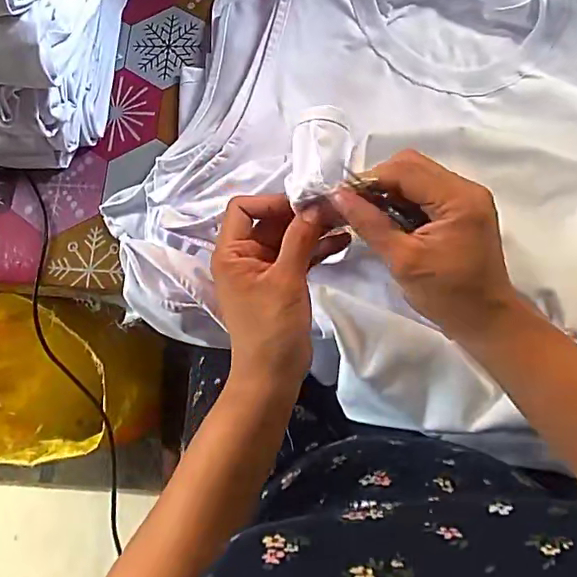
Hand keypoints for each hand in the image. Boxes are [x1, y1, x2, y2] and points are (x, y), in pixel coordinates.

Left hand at [210, 194, 347, 391]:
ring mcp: (262, 268)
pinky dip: (315, 248)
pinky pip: (297, 255)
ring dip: (312, 229)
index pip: (242, 207)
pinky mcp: (280, 281)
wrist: (272, 375)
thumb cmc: (271, 327)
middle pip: (269, 220)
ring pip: (287, 236)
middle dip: (300, 212)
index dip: (271, 201)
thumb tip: (314, 206)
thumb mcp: (286, 279)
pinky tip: (343, 242)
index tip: (304, 204)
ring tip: (345, 220)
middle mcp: (242, 255)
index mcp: (231, 251)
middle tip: (335, 207)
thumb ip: (299, 239)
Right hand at [328, 150, 522, 341]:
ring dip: (388, 189)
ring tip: (368, 213)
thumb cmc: (447, 295)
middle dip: (377, 181)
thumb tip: (338, 196)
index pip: (404, 170)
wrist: (485, 320)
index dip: (368, 180)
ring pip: (415, 174)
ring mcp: (465, 197)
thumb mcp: (402, 260)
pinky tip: (387, 218)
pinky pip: (423, 189)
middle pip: (410, 165)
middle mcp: (466, 190)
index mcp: (458, 200)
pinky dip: (400, 198)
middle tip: (354, 206)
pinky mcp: (460, 208)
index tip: (341, 198)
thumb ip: (369, 223)